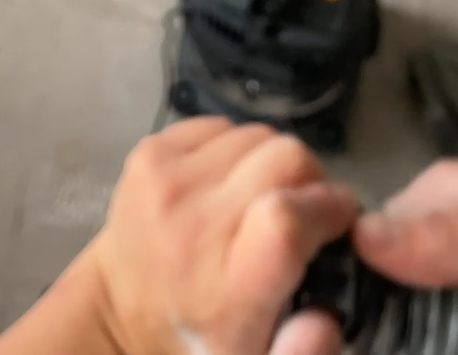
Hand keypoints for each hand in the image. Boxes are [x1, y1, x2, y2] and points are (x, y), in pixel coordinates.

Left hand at [89, 117, 361, 354]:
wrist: (117, 313)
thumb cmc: (199, 338)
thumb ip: (303, 349)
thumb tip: (328, 316)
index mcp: (225, 287)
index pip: (285, 218)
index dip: (327, 205)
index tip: (340, 217)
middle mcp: (191, 223)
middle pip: (283, 156)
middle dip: (309, 177)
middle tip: (303, 207)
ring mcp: (165, 178)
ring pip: (257, 133)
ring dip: (270, 160)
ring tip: (257, 197)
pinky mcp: (150, 150)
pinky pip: (221, 125)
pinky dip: (234, 149)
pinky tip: (223, 183)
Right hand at [352, 162, 457, 354]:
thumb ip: (454, 242)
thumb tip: (355, 237)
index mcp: (442, 197)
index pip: (361, 238)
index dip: (337, 282)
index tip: (322, 340)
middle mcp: (448, 239)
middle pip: (383, 289)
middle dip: (370, 332)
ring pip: (415, 328)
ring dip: (404, 349)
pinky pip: (451, 348)